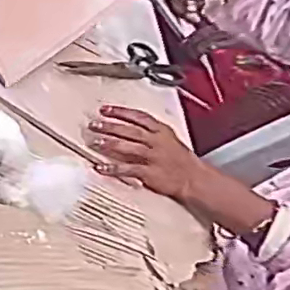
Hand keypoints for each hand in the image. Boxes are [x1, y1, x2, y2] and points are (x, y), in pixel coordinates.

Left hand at [87, 104, 204, 198]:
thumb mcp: (167, 139)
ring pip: (130, 148)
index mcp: (162, 132)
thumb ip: (148, 131)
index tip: (104, 110)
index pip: (140, 117)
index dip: (121, 112)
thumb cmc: (178, 159)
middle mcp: (158, 143)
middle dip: (111, 127)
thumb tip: (121, 124)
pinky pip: (129, 169)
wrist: (195, 179)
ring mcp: (155, 157)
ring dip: (111, 144)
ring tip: (95, 142)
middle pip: (132, 131)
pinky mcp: (151, 173)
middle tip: (94, 124)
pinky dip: (113, 168)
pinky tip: (100, 167)